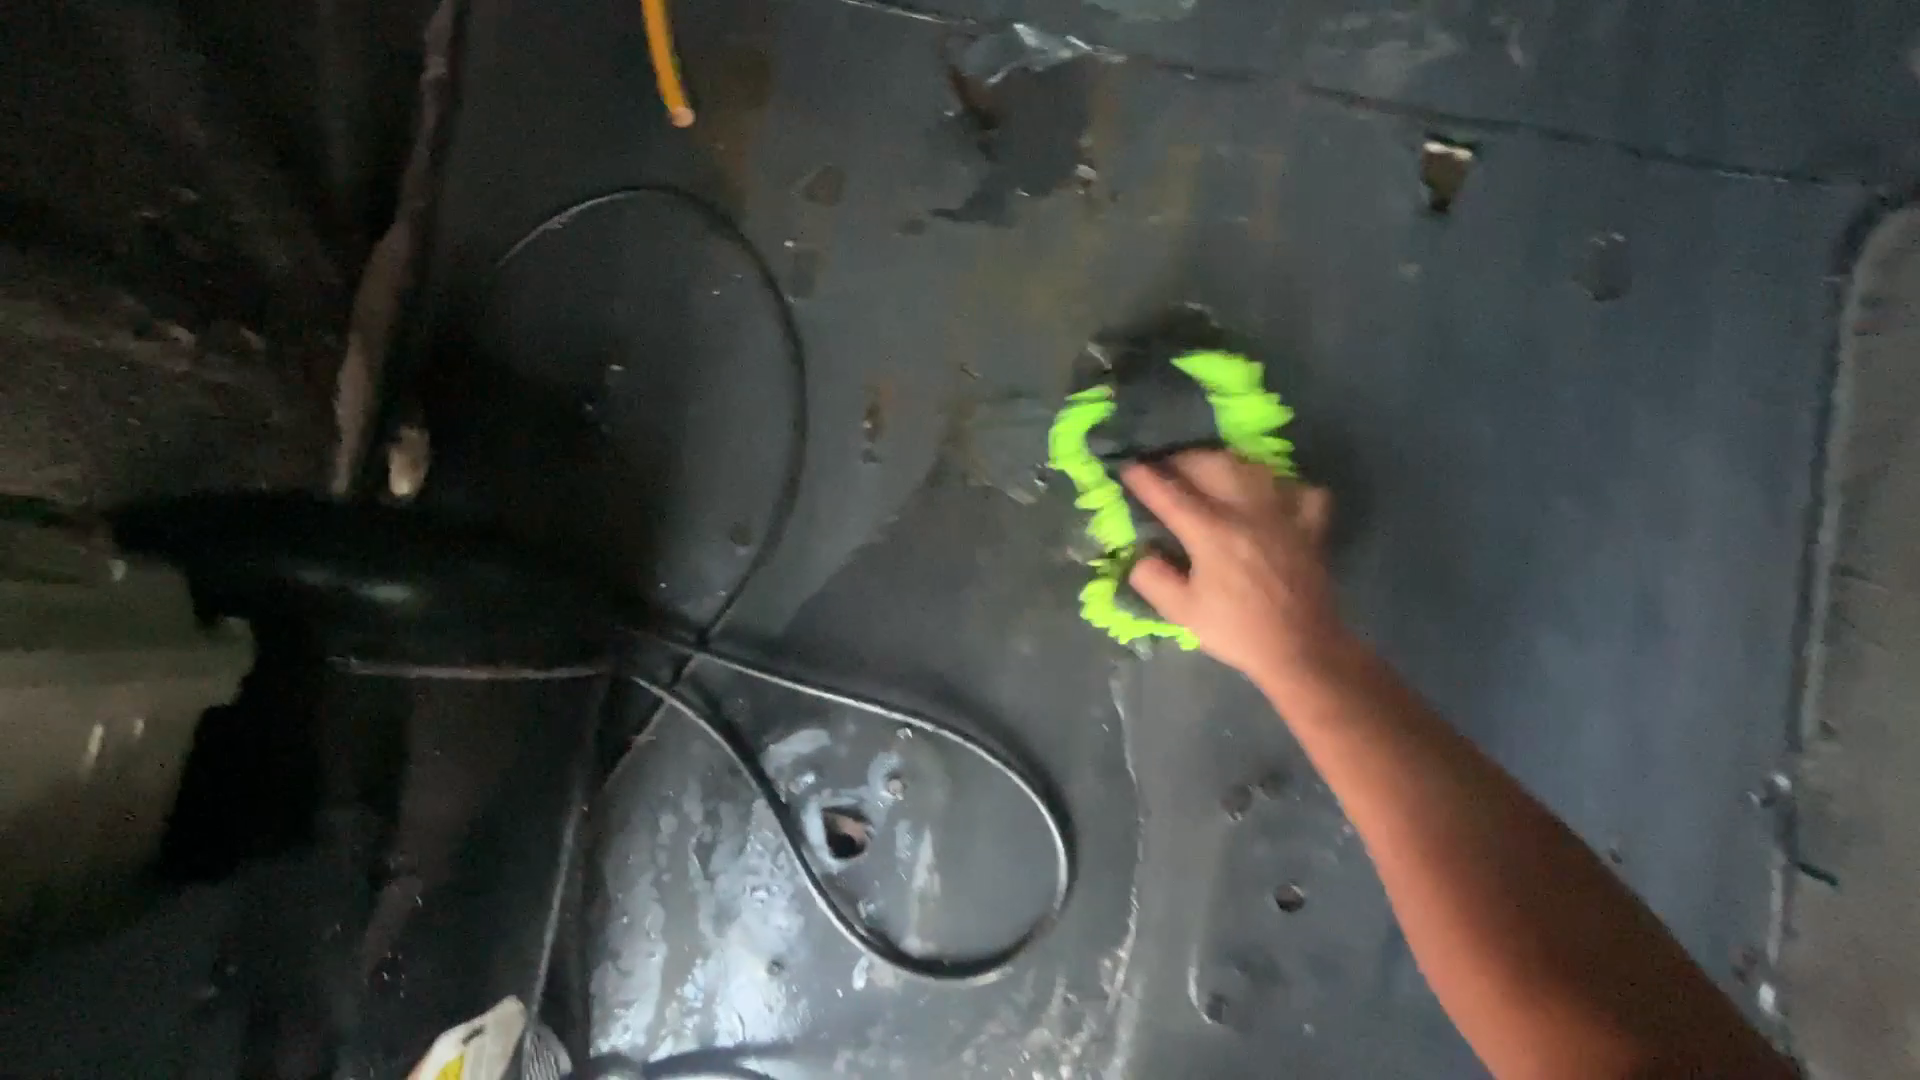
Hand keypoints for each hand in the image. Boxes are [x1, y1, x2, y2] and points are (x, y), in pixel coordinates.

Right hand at [1122, 450, 1346, 684]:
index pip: (1169, 494)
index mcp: (1211, 533)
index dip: (1144, 478)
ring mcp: (1283, 514)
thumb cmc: (1237, 631)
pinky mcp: (1311, 525)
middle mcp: (1247, 512)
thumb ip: (1152, 578)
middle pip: (1211, 464)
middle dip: (1182, 460)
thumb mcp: (1182, 612)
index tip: (1128, 468)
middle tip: (1166, 469)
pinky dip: (1282, 487)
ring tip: (1209, 473)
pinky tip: (1269, 498)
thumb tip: (1141, 554)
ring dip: (1224, 463)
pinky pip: (1299, 489)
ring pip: (1252, 467)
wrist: (1301, 649)